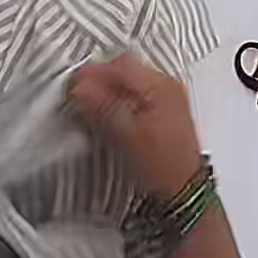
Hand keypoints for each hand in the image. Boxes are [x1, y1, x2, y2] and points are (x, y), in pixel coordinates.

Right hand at [68, 55, 202, 199]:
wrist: (183, 191)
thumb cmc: (163, 165)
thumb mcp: (125, 134)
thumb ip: (101, 107)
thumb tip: (80, 88)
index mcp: (161, 86)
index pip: (121, 65)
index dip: (93, 73)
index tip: (74, 86)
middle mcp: (167, 87)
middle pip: (126, 70)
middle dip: (100, 80)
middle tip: (79, 94)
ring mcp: (168, 99)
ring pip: (130, 83)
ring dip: (108, 90)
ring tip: (90, 105)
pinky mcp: (164, 113)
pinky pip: (137, 96)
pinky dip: (119, 101)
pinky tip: (109, 115)